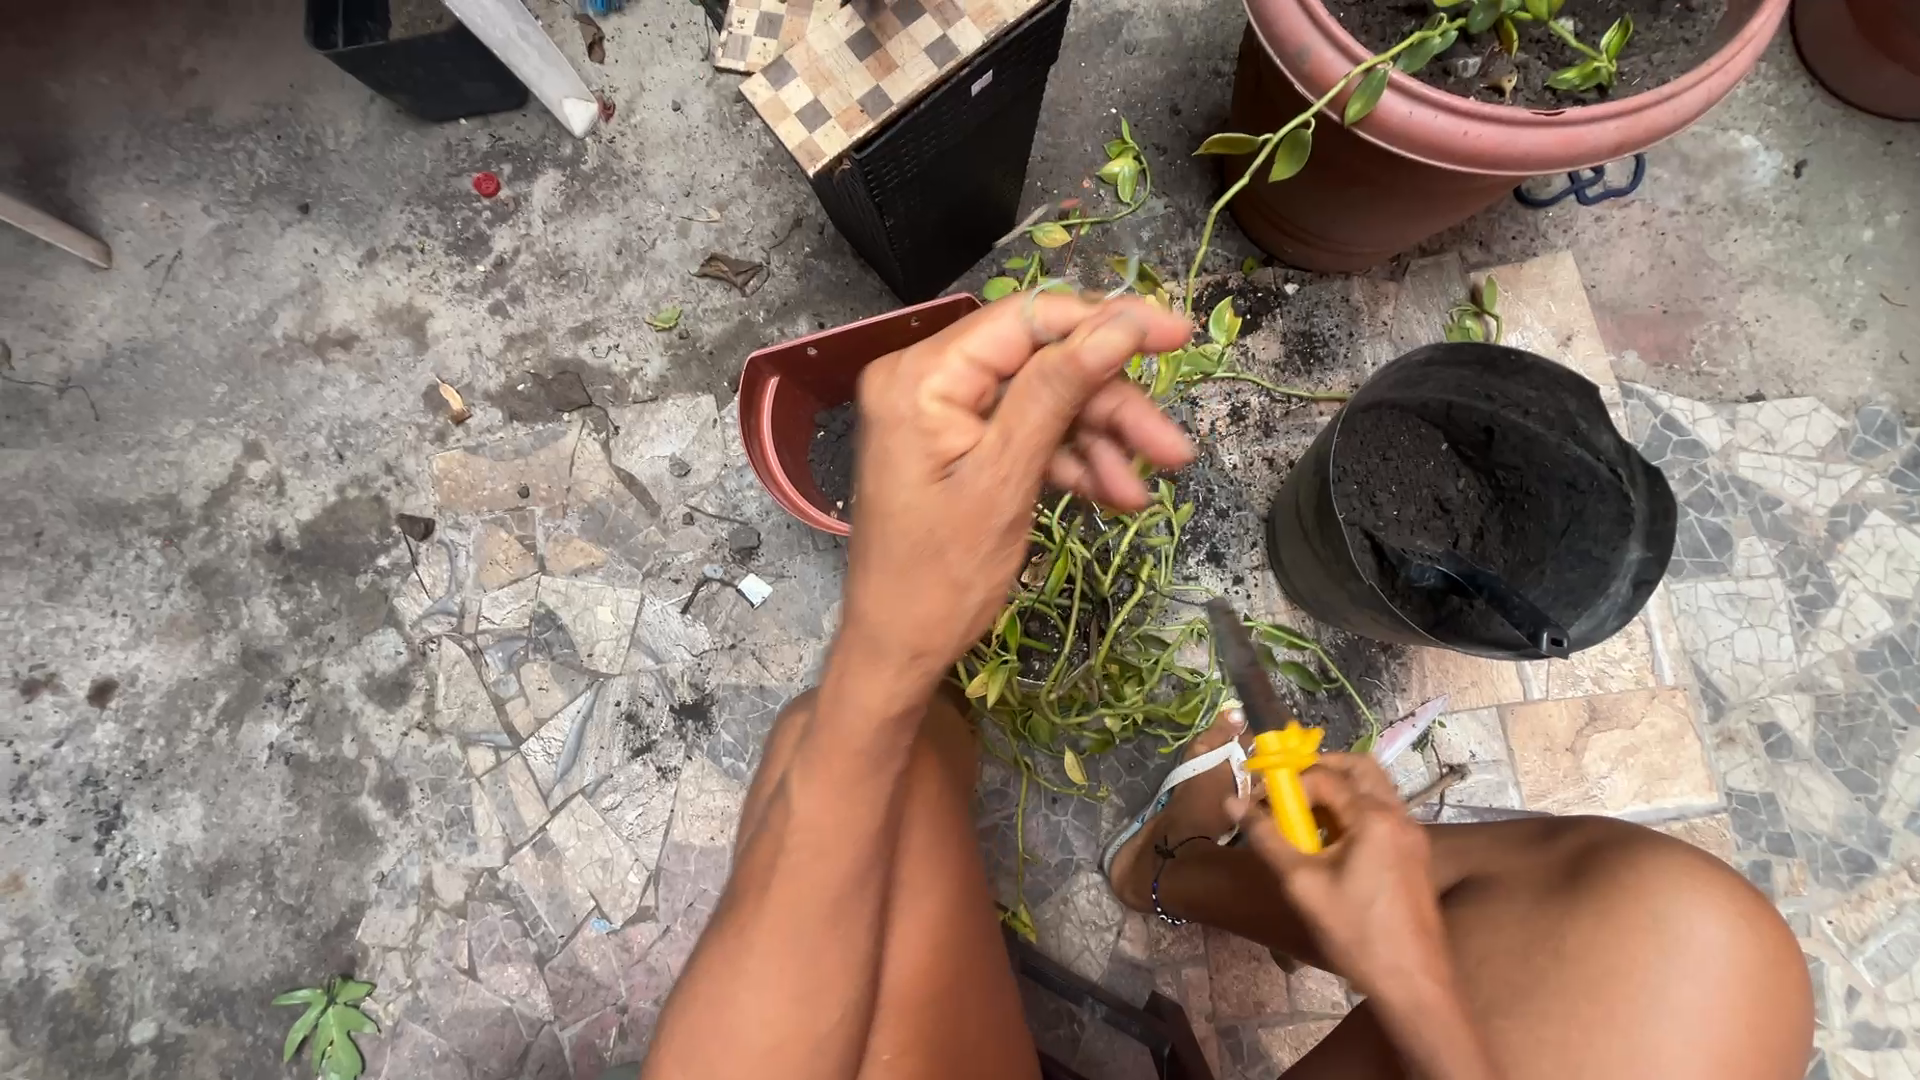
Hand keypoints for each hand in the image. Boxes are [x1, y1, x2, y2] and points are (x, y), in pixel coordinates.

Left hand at [839, 293, 1194, 683]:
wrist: (899, 649)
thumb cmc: (941, 579)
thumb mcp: (1004, 482)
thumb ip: (1057, 392)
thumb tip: (1120, 324)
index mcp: (921, 377)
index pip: (1026, 319)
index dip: (1107, 322)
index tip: (1176, 335)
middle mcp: (926, 381)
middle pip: (1041, 364)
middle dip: (1109, 406)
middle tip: (1170, 449)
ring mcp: (942, 417)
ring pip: (1043, 404)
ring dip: (1099, 442)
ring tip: (1138, 492)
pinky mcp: (959, 448)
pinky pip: (1026, 437)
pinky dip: (1070, 463)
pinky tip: (1111, 497)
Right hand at [1228, 754, 1449, 1000]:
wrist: (1415, 987)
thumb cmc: (1356, 933)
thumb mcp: (1301, 883)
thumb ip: (1266, 837)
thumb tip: (1231, 802)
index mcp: (1374, 818)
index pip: (1323, 776)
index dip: (1287, 783)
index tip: (1262, 803)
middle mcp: (1398, 816)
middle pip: (1359, 766)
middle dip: (1319, 766)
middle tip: (1288, 785)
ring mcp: (1412, 835)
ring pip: (1374, 786)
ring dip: (1338, 786)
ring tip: (1306, 811)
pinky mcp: (1414, 854)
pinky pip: (1381, 811)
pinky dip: (1353, 808)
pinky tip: (1330, 838)